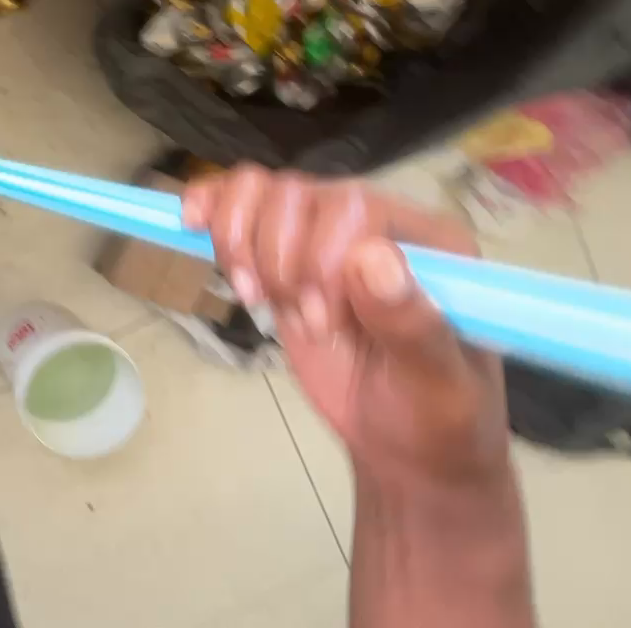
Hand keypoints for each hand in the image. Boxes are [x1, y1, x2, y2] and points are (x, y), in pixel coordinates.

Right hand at [182, 166, 511, 492]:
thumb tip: (372, 259)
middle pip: (293, 194)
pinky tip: (192, 226)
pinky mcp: (274, 244)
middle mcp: (371, 220)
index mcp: (425, 240)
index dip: (318, 257)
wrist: (400, 439)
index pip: (352, 206)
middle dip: (276, 260)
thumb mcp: (437, 386)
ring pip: (254, 190)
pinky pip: (231, 198)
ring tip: (255, 299)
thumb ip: (412, 324)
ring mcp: (318, 229)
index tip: (320, 324)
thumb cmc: (433, 418)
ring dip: (237, 243)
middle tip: (295, 322)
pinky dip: (205, 205)